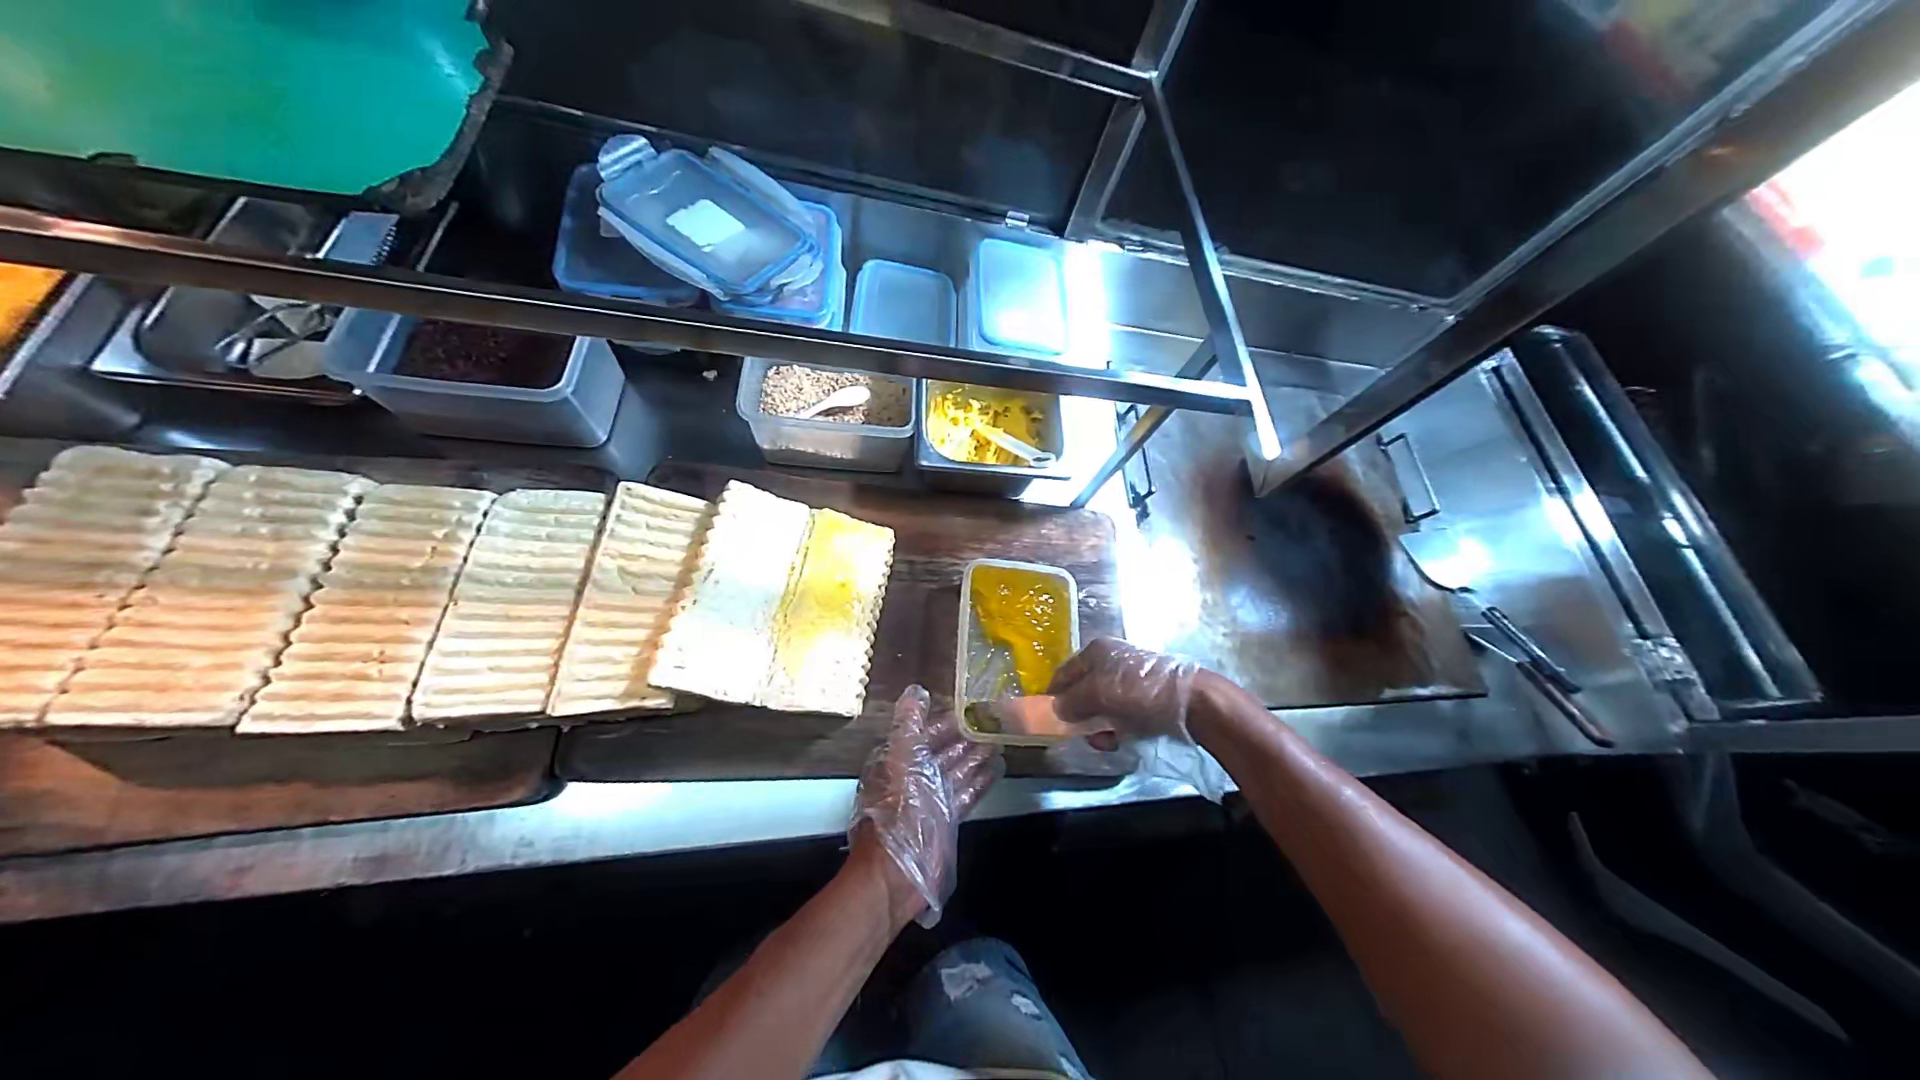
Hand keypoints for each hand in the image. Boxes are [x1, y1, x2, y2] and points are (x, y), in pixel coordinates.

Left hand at [850, 685, 998, 926]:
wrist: (896, 872)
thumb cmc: (898, 812)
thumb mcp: (901, 759)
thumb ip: (909, 725)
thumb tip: (916, 692)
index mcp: (898, 761)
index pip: (924, 733)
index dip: (946, 719)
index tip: (971, 706)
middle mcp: (914, 777)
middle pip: (944, 750)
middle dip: (966, 736)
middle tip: (994, 721)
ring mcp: (931, 799)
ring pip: (958, 770)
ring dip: (977, 755)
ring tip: (1000, 740)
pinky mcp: (947, 820)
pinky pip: (967, 792)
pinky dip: (982, 780)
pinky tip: (998, 768)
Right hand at [1047, 637, 1198, 743]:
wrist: (1191, 702)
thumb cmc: (1137, 691)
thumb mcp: (1096, 693)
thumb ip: (1070, 702)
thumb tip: (1057, 710)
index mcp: (1096, 650)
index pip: (1063, 673)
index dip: (1053, 695)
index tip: (1046, 718)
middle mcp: (1111, 660)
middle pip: (1082, 691)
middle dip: (1079, 716)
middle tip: (1081, 734)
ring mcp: (1129, 678)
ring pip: (1101, 706)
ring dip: (1098, 726)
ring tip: (1106, 740)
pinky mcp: (1145, 697)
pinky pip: (1120, 713)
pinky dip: (1116, 727)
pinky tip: (1120, 738)